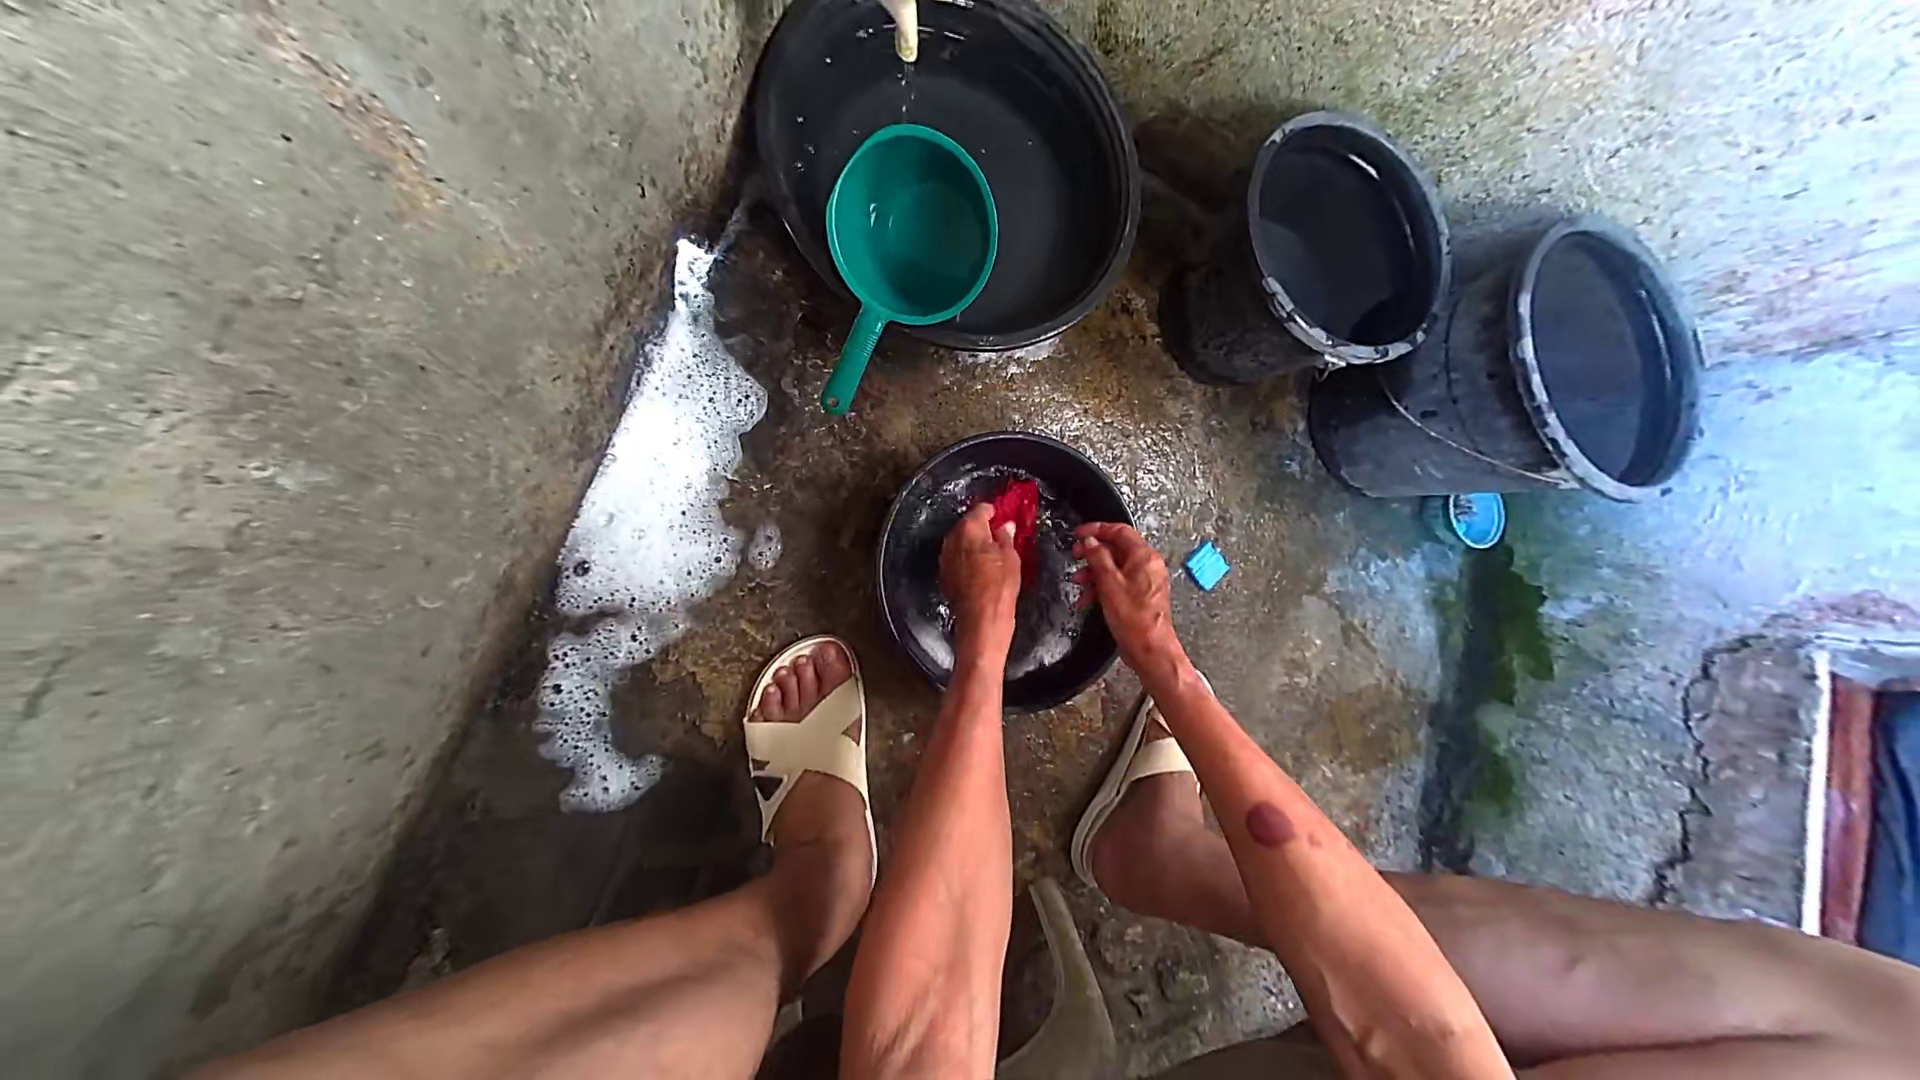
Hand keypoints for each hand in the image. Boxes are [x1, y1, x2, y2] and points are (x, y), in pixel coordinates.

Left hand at [940, 503, 1019, 653]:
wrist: (981, 621)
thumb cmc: (998, 589)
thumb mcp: (1011, 558)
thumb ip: (1006, 537)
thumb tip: (1005, 527)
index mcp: (969, 529)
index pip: (981, 509)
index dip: (994, 511)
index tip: (1002, 515)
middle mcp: (952, 540)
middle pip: (967, 525)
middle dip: (982, 528)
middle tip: (999, 534)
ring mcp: (946, 558)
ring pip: (960, 542)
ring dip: (973, 544)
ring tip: (992, 553)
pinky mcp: (945, 575)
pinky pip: (956, 559)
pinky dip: (966, 559)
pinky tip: (981, 568)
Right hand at [1073, 523, 1186, 676]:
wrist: (1150, 648)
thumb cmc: (1135, 620)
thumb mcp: (1108, 583)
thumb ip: (1097, 557)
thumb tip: (1090, 542)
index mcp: (1144, 557)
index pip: (1119, 531)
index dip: (1096, 529)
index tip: (1080, 533)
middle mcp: (1148, 565)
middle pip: (1117, 549)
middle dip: (1093, 553)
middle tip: (1076, 554)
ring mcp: (1146, 580)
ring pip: (1115, 566)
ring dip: (1094, 572)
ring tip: (1079, 580)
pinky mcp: (1141, 595)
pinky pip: (1119, 582)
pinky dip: (1103, 586)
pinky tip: (1090, 597)